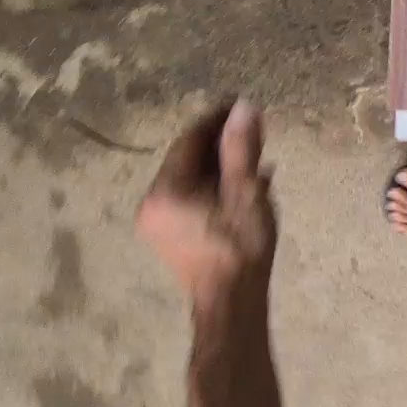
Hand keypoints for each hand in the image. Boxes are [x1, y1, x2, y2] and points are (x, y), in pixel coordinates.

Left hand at [136, 100, 276, 314]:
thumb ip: (241, 149)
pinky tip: (243, 184)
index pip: (188, 141)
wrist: (231, 301)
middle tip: (252, 131)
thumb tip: (243, 107)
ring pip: (190, 178)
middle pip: (187, 159)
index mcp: (165, 191)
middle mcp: (152, 203)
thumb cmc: (240, 246)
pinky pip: (190, 196)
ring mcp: (157, 222)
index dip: (215, 120)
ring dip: (220, 164)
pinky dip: (214, 185)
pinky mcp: (169, 234)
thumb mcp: (246, 192)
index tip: (241, 106)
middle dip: (220, 143)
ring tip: (254, 156)